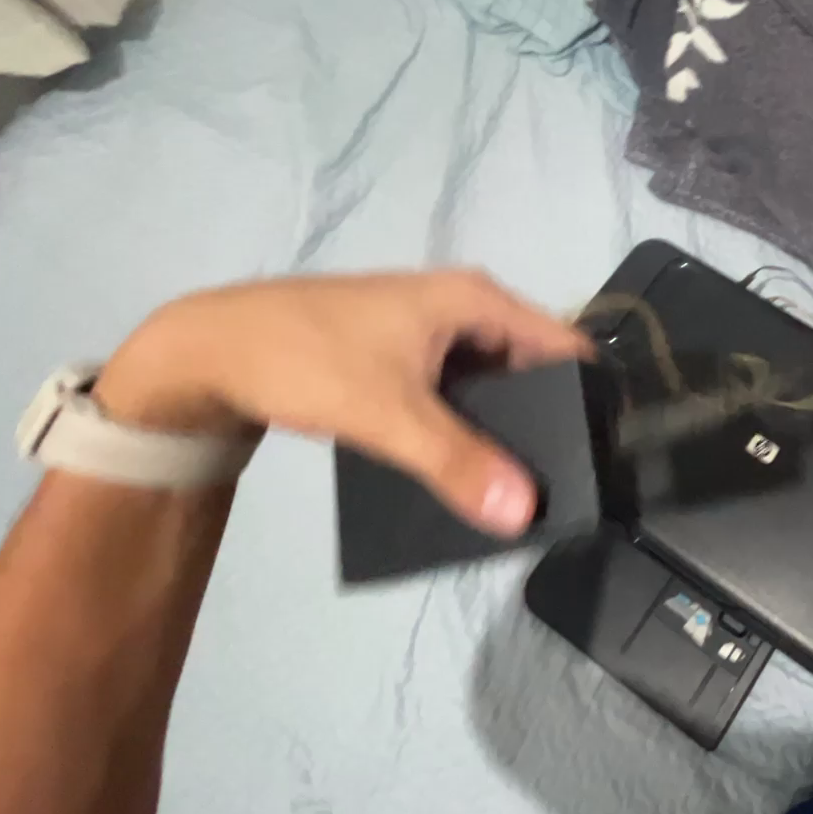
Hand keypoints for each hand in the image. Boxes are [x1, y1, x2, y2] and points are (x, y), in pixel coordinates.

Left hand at [91, 272, 591, 535]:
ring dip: (511, 421)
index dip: (589, 391)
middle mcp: (468, 307)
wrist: (207, 348)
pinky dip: (475, 419)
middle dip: (552, 414)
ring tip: (528, 476)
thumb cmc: (306, 359)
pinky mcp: (411, 352)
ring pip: (498, 378)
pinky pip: (464, 387)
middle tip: (567, 475)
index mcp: (478, 301)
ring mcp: (437, 329)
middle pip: (535, 363)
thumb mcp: (386, 414)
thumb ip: (456, 461)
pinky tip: (473, 460)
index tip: (605, 445)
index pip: (563, 343)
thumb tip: (523, 512)